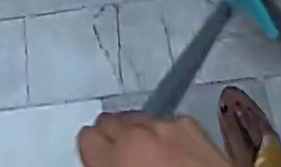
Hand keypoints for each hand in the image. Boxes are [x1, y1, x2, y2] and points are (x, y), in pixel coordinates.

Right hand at [76, 112, 232, 166]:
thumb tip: (105, 163)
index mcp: (118, 155)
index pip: (86, 138)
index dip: (92, 158)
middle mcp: (141, 130)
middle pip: (109, 122)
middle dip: (112, 143)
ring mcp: (170, 124)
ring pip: (138, 119)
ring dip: (138, 138)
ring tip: (151, 166)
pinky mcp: (194, 125)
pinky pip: (165, 123)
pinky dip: (164, 137)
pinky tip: (175, 162)